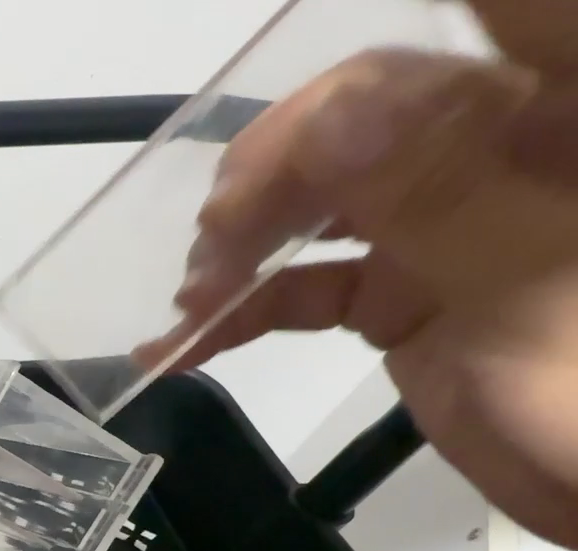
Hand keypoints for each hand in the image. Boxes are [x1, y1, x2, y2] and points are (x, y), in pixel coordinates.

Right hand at [146, 7, 577, 548]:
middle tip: (210, 246)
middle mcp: (510, 152)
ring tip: (187, 309)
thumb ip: (442, 199)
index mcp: (568, 121)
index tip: (273, 51)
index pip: (497, 22)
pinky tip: (183, 347)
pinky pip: (308, 283)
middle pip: (366, 115)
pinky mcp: (409, 290)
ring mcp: (454, 223)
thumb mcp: (537, 300)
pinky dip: (242, 314)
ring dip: (239, 248)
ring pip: (320, 200)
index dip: (394, 38)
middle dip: (270, 173)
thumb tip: (336, 118)